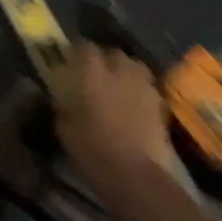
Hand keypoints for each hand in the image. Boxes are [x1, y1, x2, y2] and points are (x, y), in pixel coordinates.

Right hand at [55, 44, 174, 184]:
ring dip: (124, 73)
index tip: (70, 63)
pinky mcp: (160, 103)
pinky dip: (139, 92)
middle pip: (111, 54)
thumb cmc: (92, 148)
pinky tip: (134, 106)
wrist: (135, 175)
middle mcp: (118, 68)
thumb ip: (63, 102)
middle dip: (103, 62)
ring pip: (133, 67)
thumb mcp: (64, 125)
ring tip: (118, 88)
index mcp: (90, 70)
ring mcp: (142, 84)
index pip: (82, 46)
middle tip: (95, 77)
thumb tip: (62, 93)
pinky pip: (147, 87)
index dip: (76, 53)